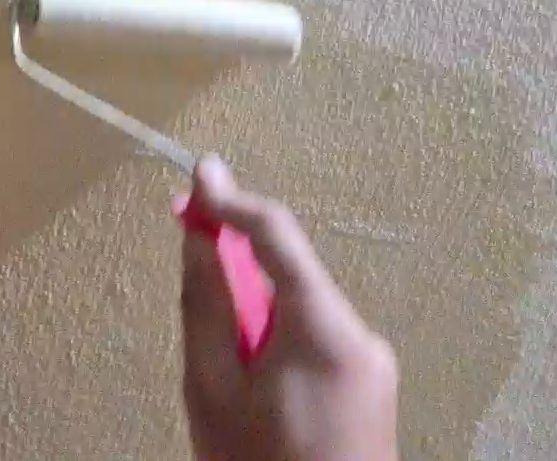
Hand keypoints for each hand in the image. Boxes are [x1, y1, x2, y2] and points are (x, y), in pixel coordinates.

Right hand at [179, 157, 397, 460]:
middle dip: (233, 259)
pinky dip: (268, 328)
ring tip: (220, 358)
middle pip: (284, 269)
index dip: (231, 199)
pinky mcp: (368, 382)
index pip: (276, 234)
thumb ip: (205, 298)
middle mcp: (361, 337)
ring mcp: (371, 362)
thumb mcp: (211, 383)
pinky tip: (247, 371)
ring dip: (248, 303)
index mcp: (327, 332)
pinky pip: (307, 329)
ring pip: (291, 300)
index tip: (195, 173)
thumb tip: (199, 231)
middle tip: (185, 250)